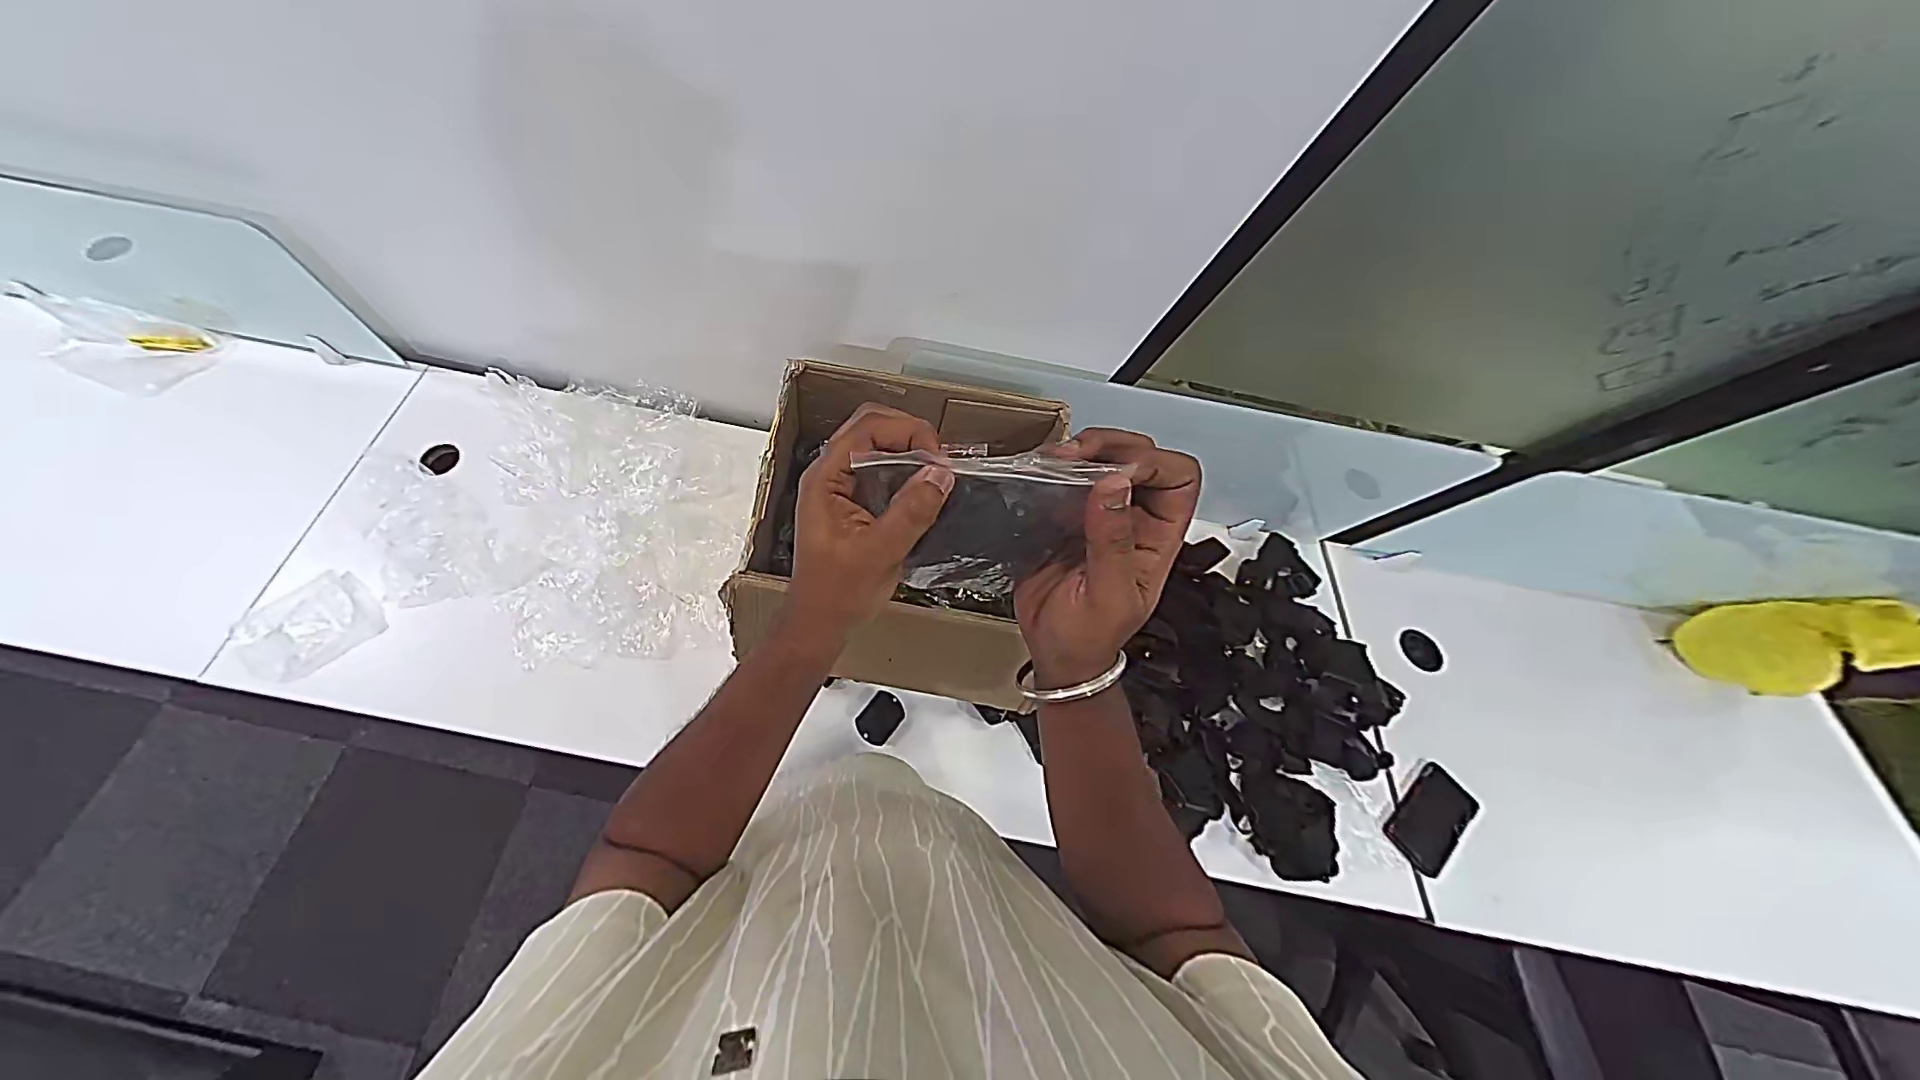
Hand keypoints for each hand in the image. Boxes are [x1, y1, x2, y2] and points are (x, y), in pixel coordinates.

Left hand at [787, 403, 953, 641]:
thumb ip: (911, 511)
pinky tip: (924, 490)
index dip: (908, 432)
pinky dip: (907, 471)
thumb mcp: (881, 552)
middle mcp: (830, 475)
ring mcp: (841, 487)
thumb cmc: (837, 594)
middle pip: (872, 427)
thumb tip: (942, 475)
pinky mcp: (854, 501)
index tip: (937, 460)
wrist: (820, 622)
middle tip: (939, 462)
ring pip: (878, 446)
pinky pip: (882, 470)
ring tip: (936, 475)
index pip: (867, 428)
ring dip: (910, 452)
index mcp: (825, 479)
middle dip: (910, 435)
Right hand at [1015, 429, 1200, 686]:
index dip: (1154, 464)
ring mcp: (1098, 513)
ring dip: (1081, 451)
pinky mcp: (1064, 515)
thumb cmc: (1090, 637)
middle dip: (1111, 445)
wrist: (1053, 653)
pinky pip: (1066, 478)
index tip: (1116, 474)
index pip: (1178, 478)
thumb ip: (1112, 542)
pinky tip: (1039, 471)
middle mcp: (1133, 517)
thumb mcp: (1109, 596)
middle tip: (1074, 455)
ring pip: (1103, 460)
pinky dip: (1053, 467)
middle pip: (1140, 456)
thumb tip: (1114, 485)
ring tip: (1053, 460)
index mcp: (1158, 536)